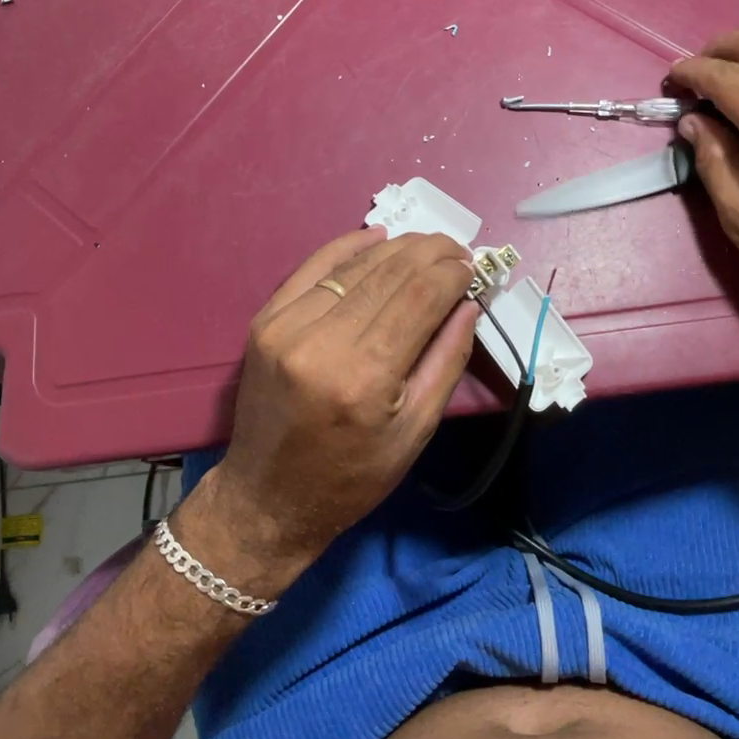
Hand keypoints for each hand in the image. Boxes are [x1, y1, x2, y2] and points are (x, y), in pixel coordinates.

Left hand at [188, 229, 480, 582]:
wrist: (268, 498)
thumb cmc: (351, 477)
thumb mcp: (414, 433)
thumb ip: (445, 361)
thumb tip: (468, 303)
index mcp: (365, 377)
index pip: (419, 298)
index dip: (451, 272)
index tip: (473, 263)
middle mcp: (322, 342)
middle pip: (388, 274)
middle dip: (429, 253)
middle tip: (457, 248)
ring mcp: (286, 327)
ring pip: (353, 266)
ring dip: (395, 249)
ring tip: (426, 245)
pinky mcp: (265, 321)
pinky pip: (312, 269)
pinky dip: (347, 248)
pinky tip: (376, 239)